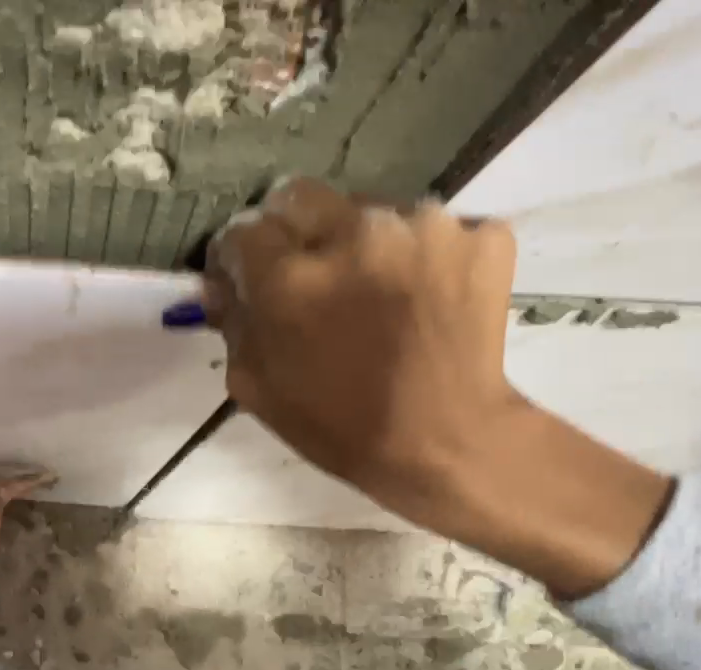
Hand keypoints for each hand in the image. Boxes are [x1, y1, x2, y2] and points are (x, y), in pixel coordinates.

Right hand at [203, 178, 672, 597]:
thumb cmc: (337, 424)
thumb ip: (232, 323)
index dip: (237, 258)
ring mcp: (424, 226)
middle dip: (289, 230)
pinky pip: (431, 229)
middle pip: (299, 197)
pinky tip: (420, 297)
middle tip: (303, 272)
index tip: (244, 278)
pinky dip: (419, 256)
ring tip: (371, 291)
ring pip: (368, 209)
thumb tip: (220, 283)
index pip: (242, 232)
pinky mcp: (480, 233)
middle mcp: (354, 233)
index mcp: (290, 277)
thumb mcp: (256, 387)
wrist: (446, 440)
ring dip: (359, 242)